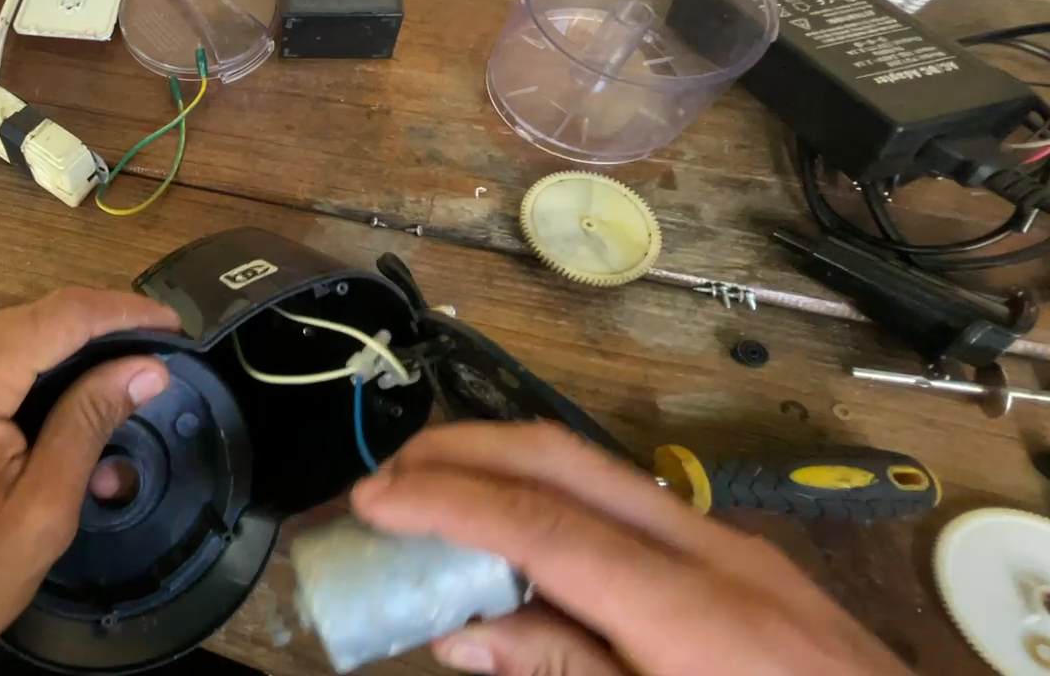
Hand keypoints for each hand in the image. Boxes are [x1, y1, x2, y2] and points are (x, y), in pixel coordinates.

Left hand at [0, 288, 176, 674]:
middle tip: (151, 364)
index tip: (174, 324)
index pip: (61, 316)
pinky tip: (55, 409)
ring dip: (61, 357)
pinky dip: (23, 374)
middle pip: (32, 320)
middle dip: (97, 334)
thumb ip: (89, 422)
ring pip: (6, 337)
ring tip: (113, 391)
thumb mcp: (40, 511)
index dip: (124, 312)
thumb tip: (145, 368)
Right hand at [349, 422, 915, 675]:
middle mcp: (713, 554)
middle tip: (386, 475)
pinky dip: (535, 485)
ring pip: (579, 458)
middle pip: (555, 454)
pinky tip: (506, 524)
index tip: (371, 499)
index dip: (444, 501)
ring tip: (427, 487)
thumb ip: (564, 674)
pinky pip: (609, 490)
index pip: (541, 523)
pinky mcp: (732, 547)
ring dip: (490, 458)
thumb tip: (457, 636)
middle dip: (457, 448)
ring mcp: (727, 540)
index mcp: (703, 620)